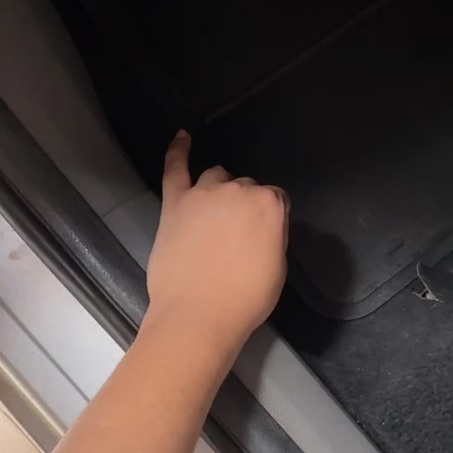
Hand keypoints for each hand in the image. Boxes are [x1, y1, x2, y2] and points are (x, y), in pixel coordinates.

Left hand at [143, 131, 288, 356]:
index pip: (276, 199)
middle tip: (238, 238)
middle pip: (245, 187)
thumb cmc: (246, 299)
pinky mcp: (174, 203)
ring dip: (220, 189)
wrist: (199, 315)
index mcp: (269, 205)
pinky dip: (178, 151)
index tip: (264, 238)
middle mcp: (238, 190)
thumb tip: (265, 227)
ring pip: (216, 176)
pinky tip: (182, 137)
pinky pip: (175, 168)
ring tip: (216, 214)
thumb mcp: (278, 268)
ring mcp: (203, 193)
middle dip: (245, 207)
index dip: (271, 219)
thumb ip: (273, 236)